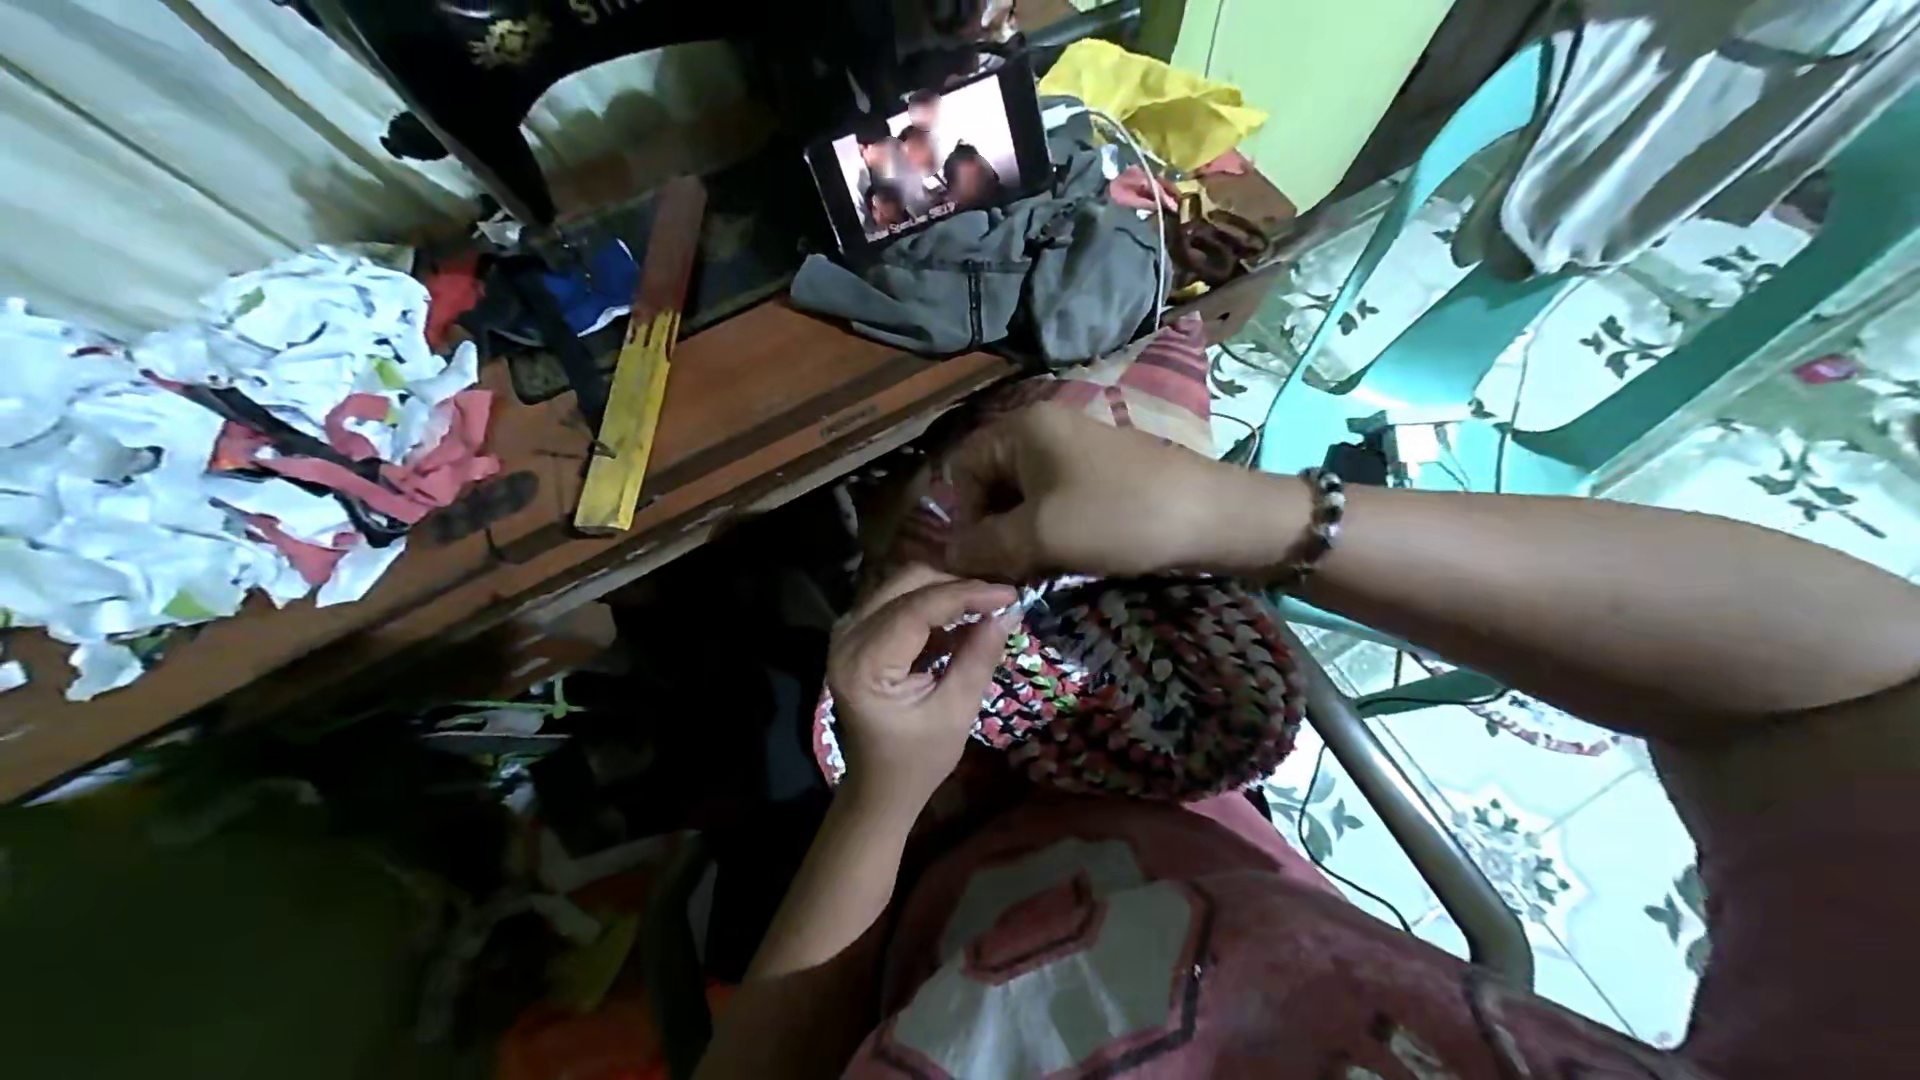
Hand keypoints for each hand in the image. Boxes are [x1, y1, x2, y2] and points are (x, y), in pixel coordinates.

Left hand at [827, 565, 1018, 811]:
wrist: (880, 783)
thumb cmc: (918, 758)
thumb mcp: (956, 712)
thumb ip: (978, 657)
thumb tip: (1007, 611)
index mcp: (863, 665)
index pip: (917, 609)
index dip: (966, 594)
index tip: (1010, 594)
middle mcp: (846, 637)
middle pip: (907, 584)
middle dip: (958, 586)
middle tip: (1001, 599)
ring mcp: (847, 630)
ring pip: (903, 583)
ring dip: (946, 589)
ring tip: (987, 604)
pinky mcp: (857, 630)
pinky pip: (898, 597)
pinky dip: (933, 601)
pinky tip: (963, 615)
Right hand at [945, 406, 1305, 579]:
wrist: (1210, 518)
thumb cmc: (1116, 517)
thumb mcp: (1039, 535)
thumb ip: (983, 545)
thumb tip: (943, 556)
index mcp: (1022, 428)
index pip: (962, 468)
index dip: (961, 515)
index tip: (979, 556)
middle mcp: (1042, 430)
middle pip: (990, 482)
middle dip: (991, 528)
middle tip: (1006, 569)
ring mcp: (1073, 451)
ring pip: (1021, 496)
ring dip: (1018, 535)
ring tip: (1034, 567)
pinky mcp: (1096, 474)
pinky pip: (1051, 500)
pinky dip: (1046, 530)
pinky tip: (1060, 557)